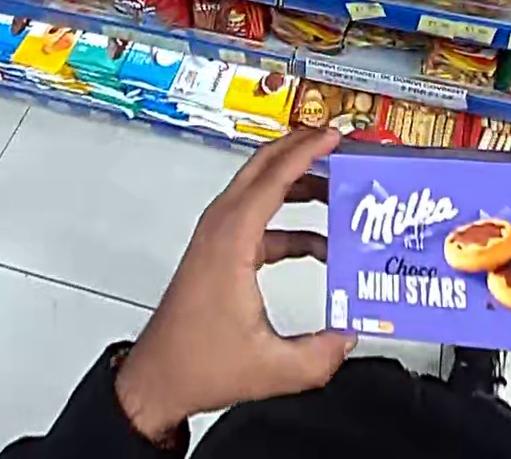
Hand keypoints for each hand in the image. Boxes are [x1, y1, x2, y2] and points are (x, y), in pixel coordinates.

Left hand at [115, 128, 354, 439]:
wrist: (160, 374)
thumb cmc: (197, 359)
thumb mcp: (270, 367)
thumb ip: (318, 355)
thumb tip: (349, 337)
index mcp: (232, 236)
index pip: (274, 177)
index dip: (305, 151)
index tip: (330, 136)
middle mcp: (223, 223)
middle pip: (264, 166)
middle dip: (300, 149)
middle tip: (335, 144)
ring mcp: (221, 231)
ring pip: (262, 188)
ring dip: (297, 181)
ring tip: (335, 187)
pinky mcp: (223, 245)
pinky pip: (262, 216)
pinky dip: (291, 219)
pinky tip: (319, 243)